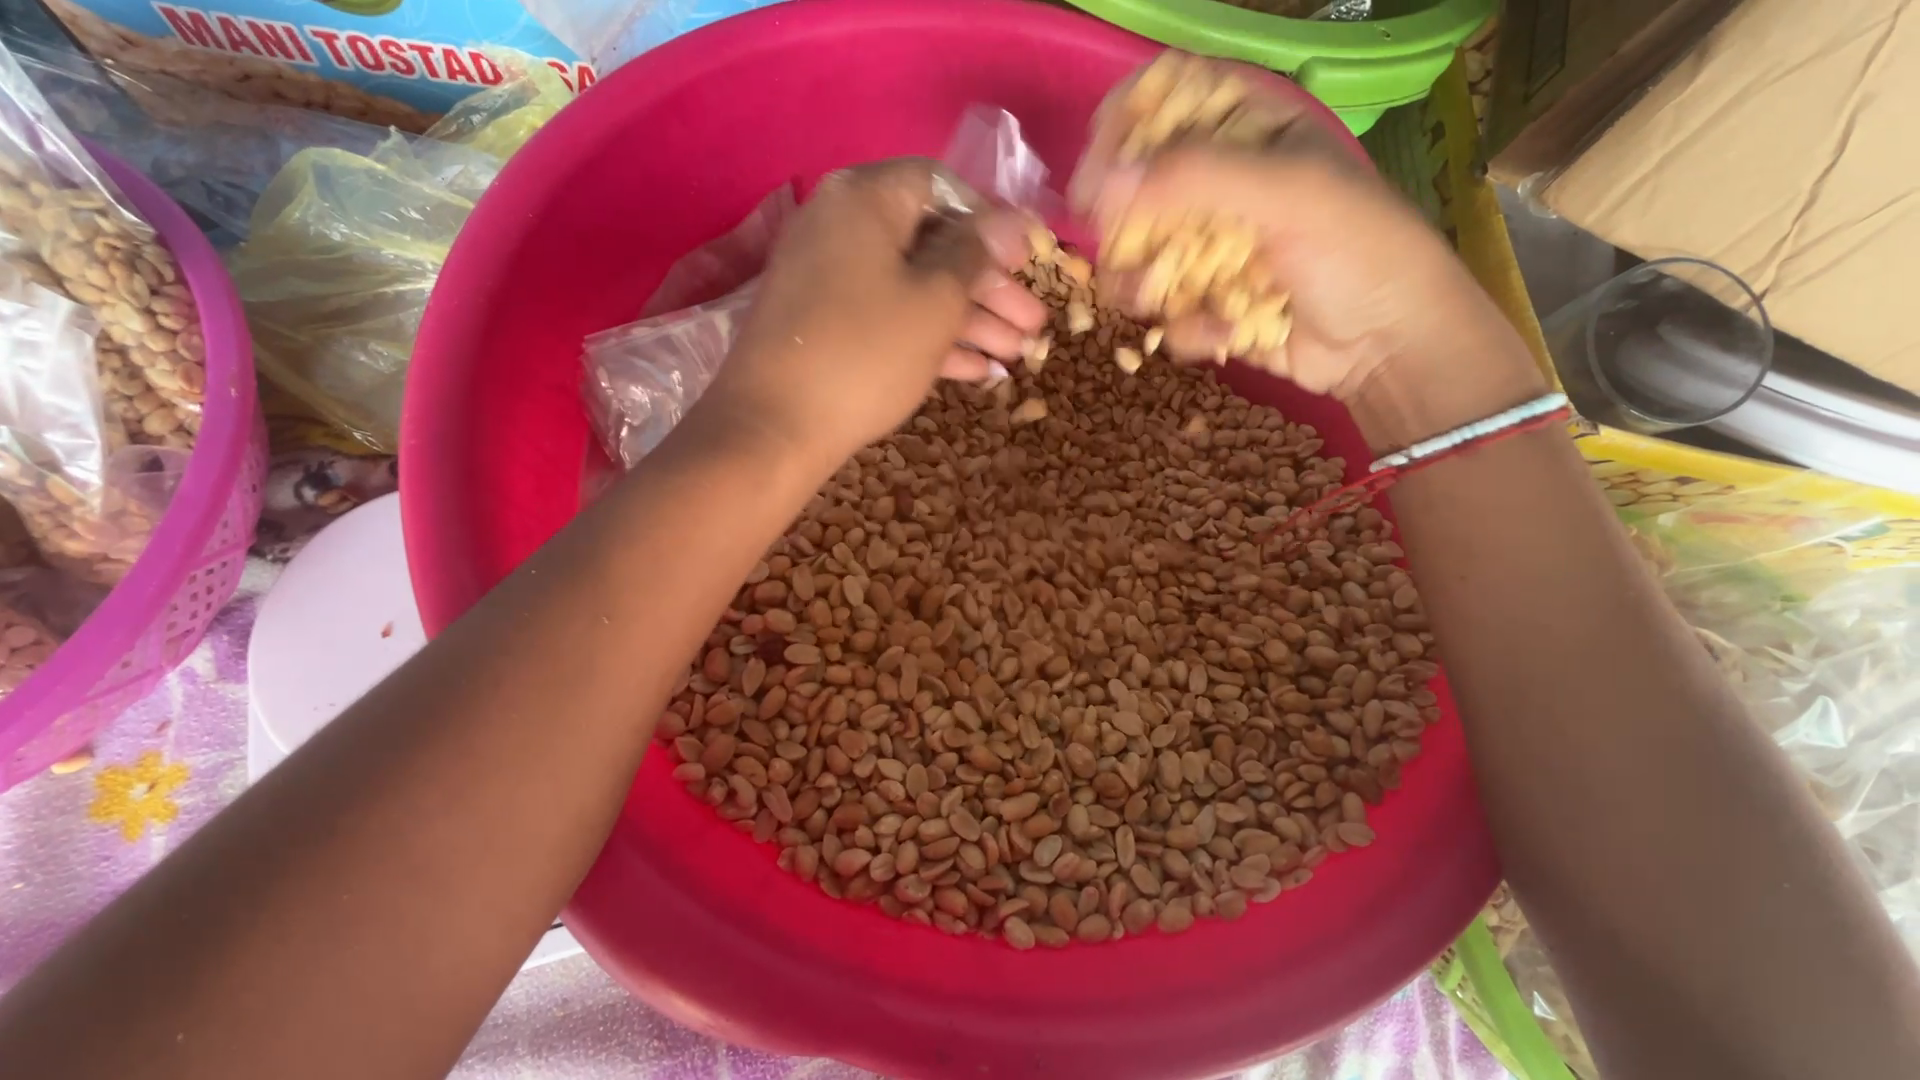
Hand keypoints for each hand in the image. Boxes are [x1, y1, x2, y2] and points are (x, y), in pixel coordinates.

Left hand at [700, 158, 1046, 469]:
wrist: (773, 427)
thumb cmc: (865, 352)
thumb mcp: (934, 302)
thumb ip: (977, 255)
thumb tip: (1015, 222)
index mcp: (865, 198)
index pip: (943, 187)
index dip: (993, 222)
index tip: (1030, 261)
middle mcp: (842, 225)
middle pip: (931, 242)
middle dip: (990, 286)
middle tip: (1035, 323)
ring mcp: (829, 278)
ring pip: (914, 286)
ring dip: (969, 320)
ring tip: (1020, 356)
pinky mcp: (825, 324)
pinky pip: (887, 316)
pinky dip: (930, 339)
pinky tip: (979, 373)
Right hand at [1069, 56, 1544, 447]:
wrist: (1390, 344)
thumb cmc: (1360, 249)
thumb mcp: (1288, 193)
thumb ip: (1196, 177)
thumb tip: (1103, 184)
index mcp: (1248, 132)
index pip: (1165, 102)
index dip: (1123, 125)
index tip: (1097, 169)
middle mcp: (1220, 185)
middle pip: (1136, 184)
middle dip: (1120, 222)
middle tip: (1113, 247)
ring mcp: (1210, 248)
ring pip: (1137, 256)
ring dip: (1141, 283)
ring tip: (1159, 301)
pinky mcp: (1208, 304)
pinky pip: (1167, 312)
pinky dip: (1187, 328)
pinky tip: (1224, 334)